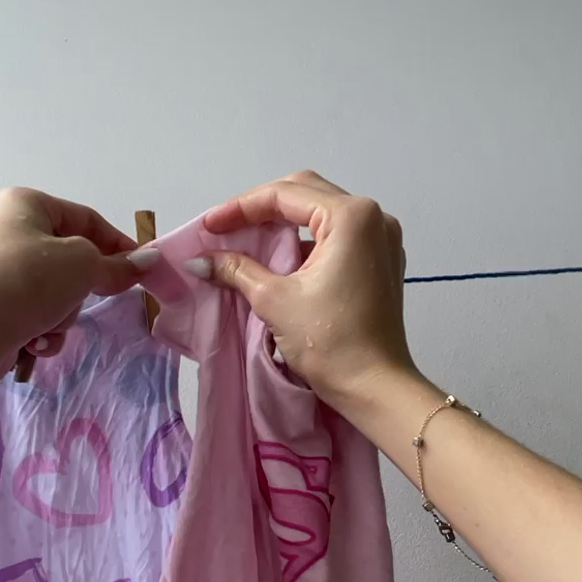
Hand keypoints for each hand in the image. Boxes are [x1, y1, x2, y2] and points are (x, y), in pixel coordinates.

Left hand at [0, 187, 156, 383]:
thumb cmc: (27, 282)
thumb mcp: (82, 265)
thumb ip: (118, 266)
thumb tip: (148, 261)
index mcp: (26, 205)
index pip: (86, 219)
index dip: (118, 245)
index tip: (143, 270)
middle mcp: (8, 232)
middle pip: (71, 261)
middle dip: (80, 290)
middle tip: (81, 300)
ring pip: (56, 294)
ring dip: (61, 316)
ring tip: (45, 324)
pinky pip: (35, 315)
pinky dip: (42, 331)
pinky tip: (32, 342)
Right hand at [195, 171, 418, 406]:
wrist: (374, 387)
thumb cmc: (329, 342)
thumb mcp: (274, 300)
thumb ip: (236, 270)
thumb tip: (199, 260)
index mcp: (351, 217)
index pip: (285, 195)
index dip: (240, 207)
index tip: (208, 226)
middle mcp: (373, 217)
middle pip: (306, 194)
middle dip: (261, 209)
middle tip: (225, 228)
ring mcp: (382, 239)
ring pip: (321, 214)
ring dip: (283, 224)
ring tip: (245, 240)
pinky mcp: (381, 262)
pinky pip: (336, 236)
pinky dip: (305, 242)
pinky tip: (278, 258)